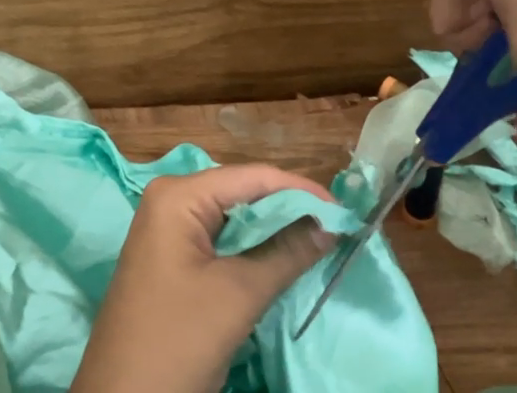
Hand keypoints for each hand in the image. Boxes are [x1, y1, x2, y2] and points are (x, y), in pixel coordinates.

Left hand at [70, 165, 334, 392]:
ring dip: (275, 229)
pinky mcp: (172, 258)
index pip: (252, 178)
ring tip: (321, 239)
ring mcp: (168, 230)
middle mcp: (170, 200)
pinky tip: (284, 258)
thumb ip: (286, 253)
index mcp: (178, 195)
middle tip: (338, 225)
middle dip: (290, 208)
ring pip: (234, 218)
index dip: (302, 190)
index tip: (347, 211)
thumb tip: (330, 223)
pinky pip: (221, 240)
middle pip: (243, 192)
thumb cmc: (177, 339)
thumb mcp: (237, 295)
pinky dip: (254, 248)